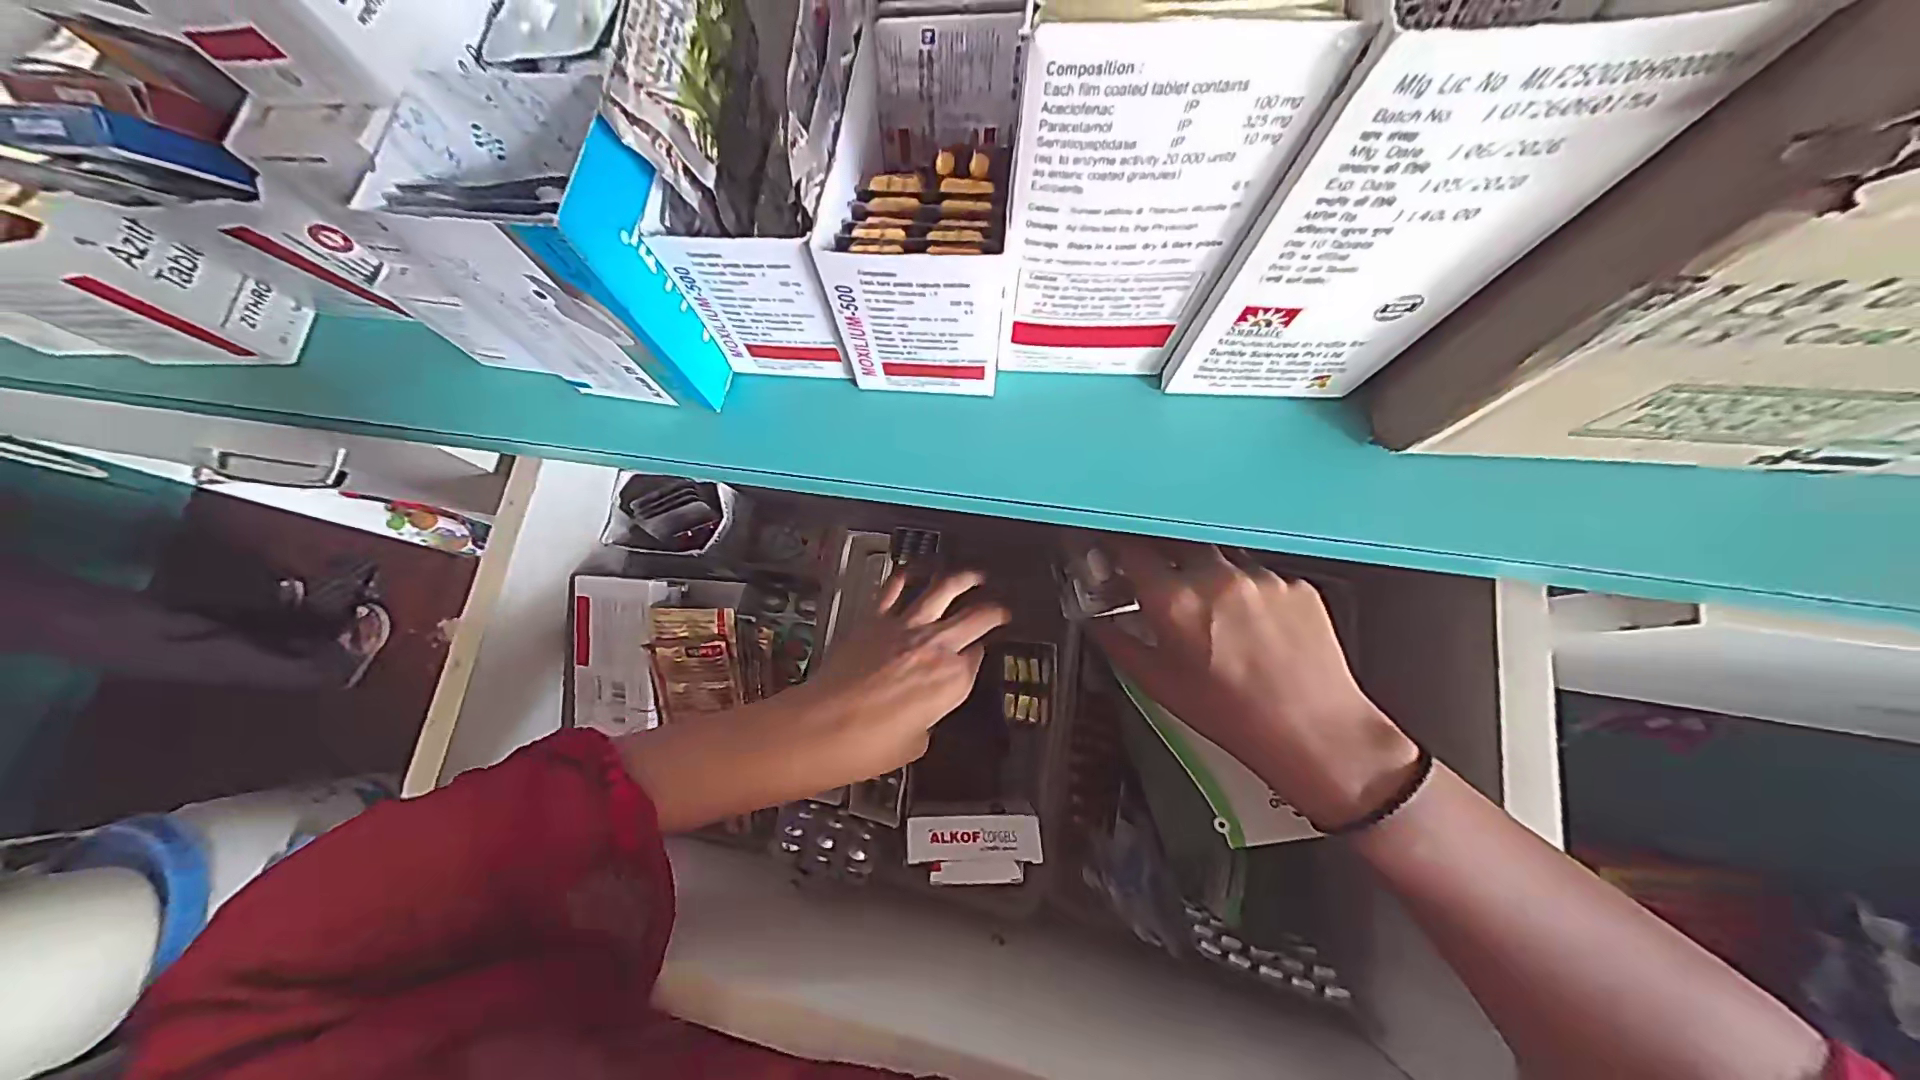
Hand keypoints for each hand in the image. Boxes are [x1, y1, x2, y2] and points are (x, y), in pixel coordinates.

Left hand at [782, 568, 1009, 788]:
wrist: (822, 728)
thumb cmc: (865, 743)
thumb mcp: (915, 743)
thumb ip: (927, 719)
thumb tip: (920, 714)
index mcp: (953, 680)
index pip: (979, 657)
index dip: (982, 654)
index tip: (983, 651)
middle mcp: (935, 648)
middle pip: (975, 618)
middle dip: (993, 611)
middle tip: (1001, 609)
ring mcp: (905, 628)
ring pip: (943, 590)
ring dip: (963, 580)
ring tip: (973, 576)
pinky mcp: (875, 620)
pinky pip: (895, 589)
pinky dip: (905, 577)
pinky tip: (911, 572)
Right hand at [1088, 537, 1417, 828]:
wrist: (1314, 732)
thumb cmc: (1238, 716)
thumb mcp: (1159, 684)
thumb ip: (1118, 642)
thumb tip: (1099, 622)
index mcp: (1176, 602)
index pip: (1130, 548)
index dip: (1113, 544)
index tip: (1110, 548)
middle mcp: (1217, 579)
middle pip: (1174, 539)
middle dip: (1159, 552)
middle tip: (1158, 579)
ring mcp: (1259, 578)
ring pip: (1218, 556)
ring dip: (1204, 573)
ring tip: (1212, 617)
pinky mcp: (1294, 584)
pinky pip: (1256, 574)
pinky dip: (1244, 591)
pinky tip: (1249, 626)